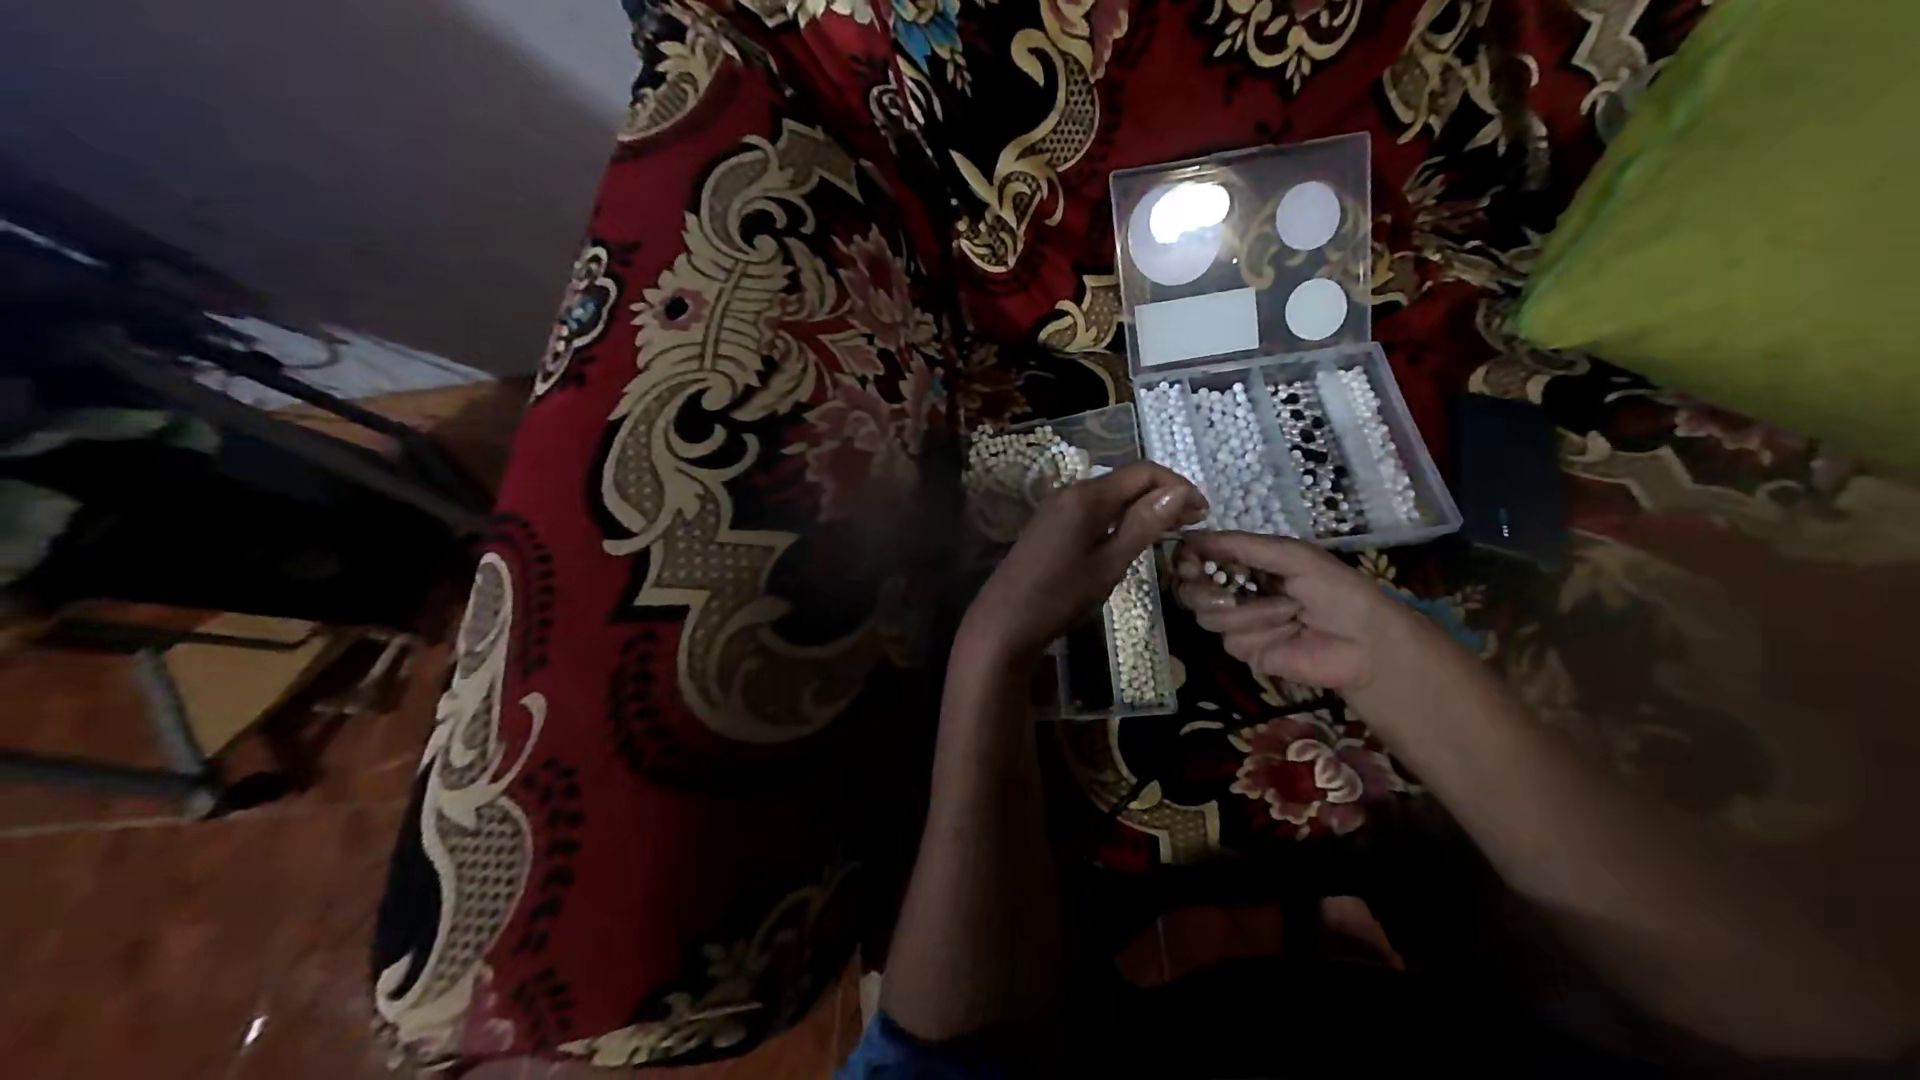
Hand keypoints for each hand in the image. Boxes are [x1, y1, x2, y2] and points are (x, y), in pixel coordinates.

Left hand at [961, 462, 1205, 661]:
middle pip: (1126, 480)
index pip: (1143, 472)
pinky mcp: (1050, 523)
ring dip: (1141, 506)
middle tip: (1192, 523)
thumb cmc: (1060, 596)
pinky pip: (1093, 509)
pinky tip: (1131, 537)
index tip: (1203, 512)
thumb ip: (1143, 525)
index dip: (1178, 487)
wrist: (1005, 620)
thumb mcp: (1110, 563)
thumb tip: (1179, 492)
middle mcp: (1071, 491)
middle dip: (1162, 495)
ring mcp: (1057, 506)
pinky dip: (1118, 517)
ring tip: (1169, 530)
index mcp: (1087, 496)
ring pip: (1110, 494)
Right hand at [1172, 531, 1416, 692]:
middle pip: (1190, 590)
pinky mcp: (1246, 651)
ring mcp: (1239, 622)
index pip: (1199, 557)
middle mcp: (1236, 590)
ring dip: (1251, 613)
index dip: (1188, 560)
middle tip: (1229, 594)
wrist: (1366, 643)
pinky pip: (1232, 641)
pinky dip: (1262, 634)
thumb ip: (1242, 545)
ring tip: (1289, 612)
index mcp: (1247, 563)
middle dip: (1205, 591)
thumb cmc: (1337, 591)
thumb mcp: (1293, 555)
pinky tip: (1288, 633)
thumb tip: (1191, 536)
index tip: (1189, 564)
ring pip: (1208, 616)